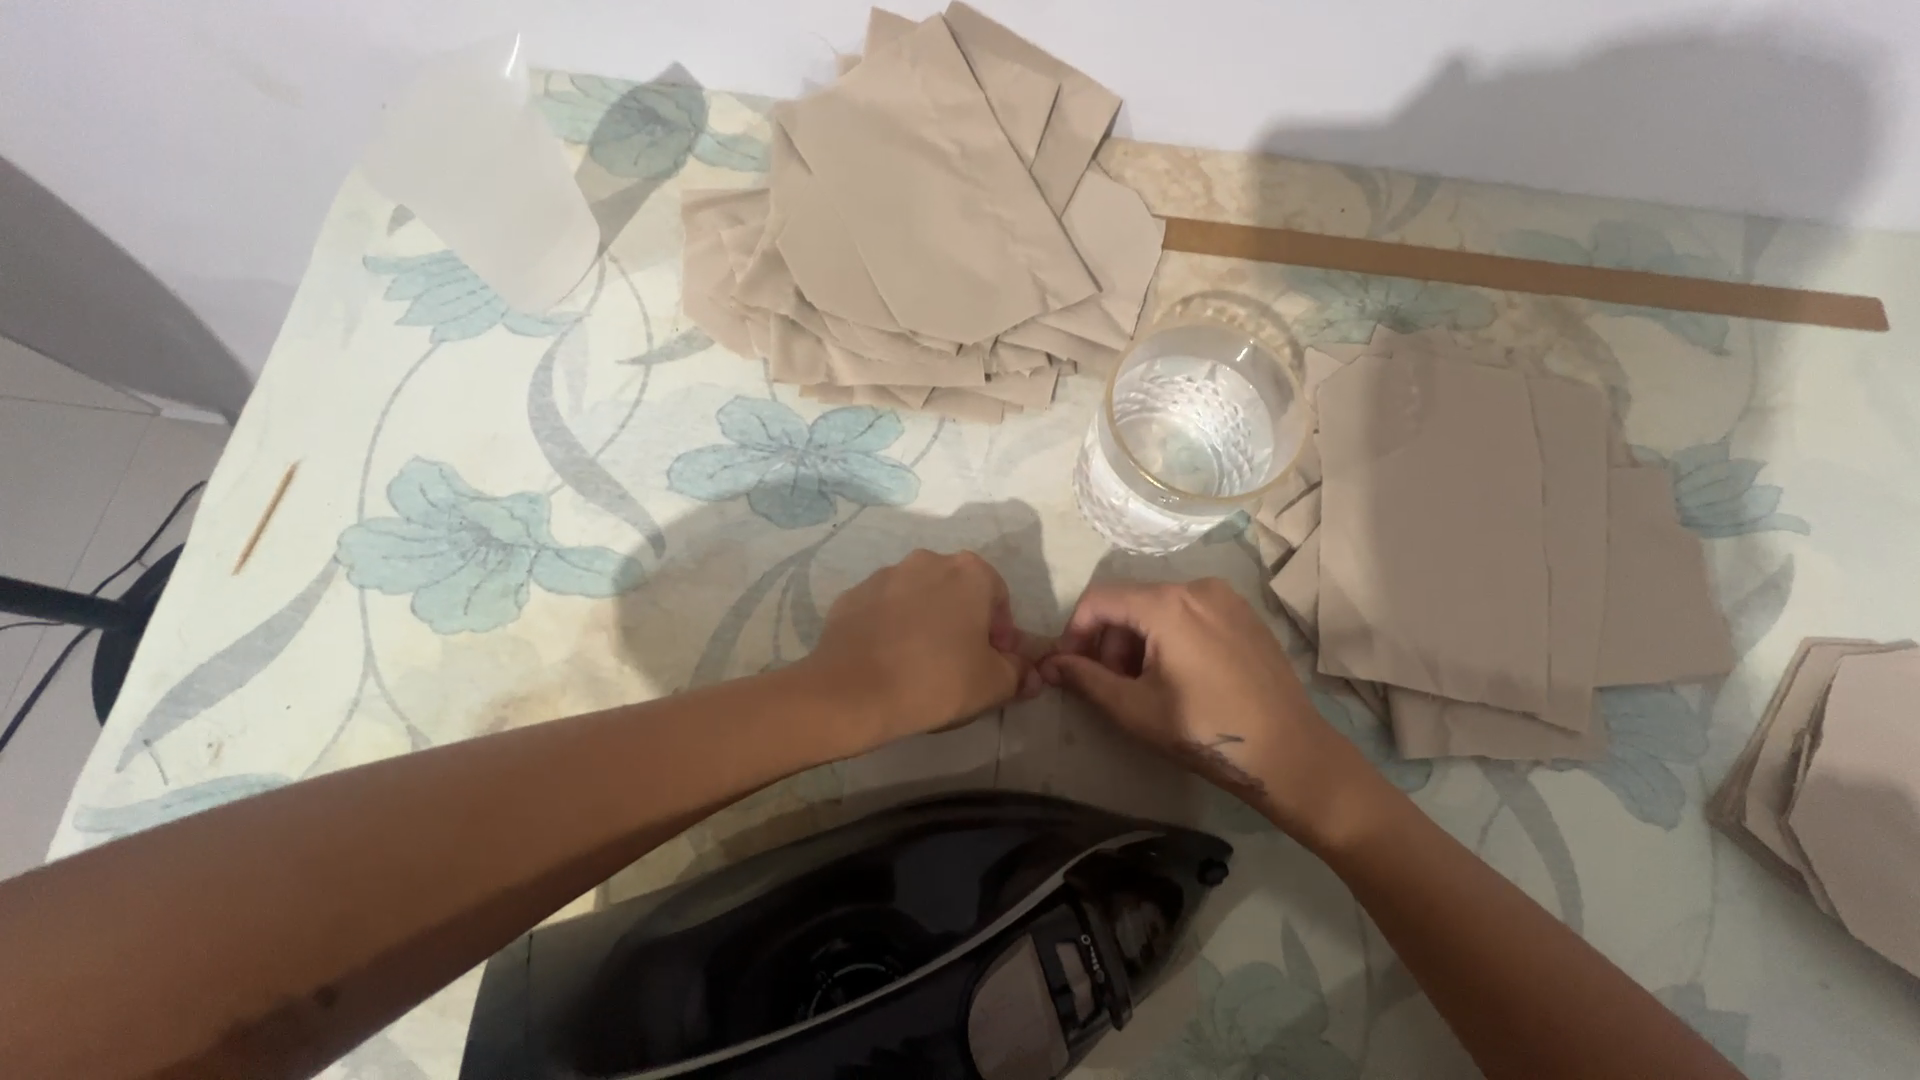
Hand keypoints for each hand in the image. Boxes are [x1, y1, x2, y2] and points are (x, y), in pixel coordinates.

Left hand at [802, 550, 1047, 748]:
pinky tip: (887, 662)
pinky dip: (891, 629)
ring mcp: (885, 575)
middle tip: (958, 665)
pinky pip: (883, 611)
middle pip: (957, 593)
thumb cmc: (937, 681)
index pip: (999, 598)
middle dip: (963, 623)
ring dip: (925, 623)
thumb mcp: (994, 685)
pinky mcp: (852, 595)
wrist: (852, 691)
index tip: (991, 664)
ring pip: (918, 598)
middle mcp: (927, 560)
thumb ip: (1019, 673)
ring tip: (918, 665)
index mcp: (969, 572)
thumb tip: (1030, 673)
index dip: (1000, 634)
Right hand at [1041, 578, 1380, 841]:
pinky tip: (1182, 677)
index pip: (1099, 599)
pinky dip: (1171, 636)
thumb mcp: (1134, 708)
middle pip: (1131, 601)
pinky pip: (1191, 613)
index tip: (1072, 668)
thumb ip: (1085, 679)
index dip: (1075, 632)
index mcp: (1167, 604)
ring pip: (1161, 607)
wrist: (1289, 752)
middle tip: (1113, 685)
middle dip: (1110, 641)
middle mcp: (1197, 587)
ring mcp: (1227, 598)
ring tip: (1147, 686)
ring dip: (1140, 641)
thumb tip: (1048, 664)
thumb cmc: (1204, 730)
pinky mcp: (1245, 614)